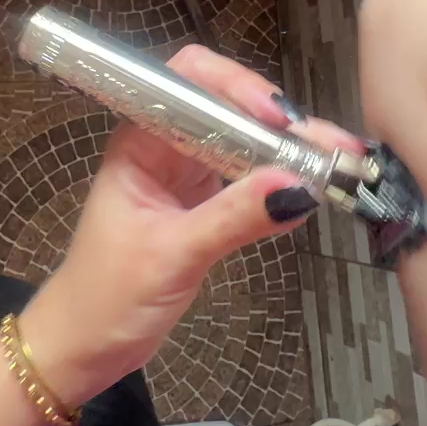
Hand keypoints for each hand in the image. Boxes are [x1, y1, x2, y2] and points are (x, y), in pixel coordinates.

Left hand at [18, 46, 364, 405]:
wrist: (86, 345)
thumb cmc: (108, 296)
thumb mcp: (171, 255)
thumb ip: (232, 219)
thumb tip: (299, 187)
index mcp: (139, 139)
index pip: (188, 81)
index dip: (235, 86)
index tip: (279, 117)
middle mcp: (164, 143)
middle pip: (225, 105)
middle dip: (278, 118)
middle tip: (332, 143)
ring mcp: (185, 170)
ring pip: (241, 138)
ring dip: (288, 146)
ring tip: (340, 159)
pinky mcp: (203, 200)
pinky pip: (246, 174)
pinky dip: (279, 176)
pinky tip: (315, 183)